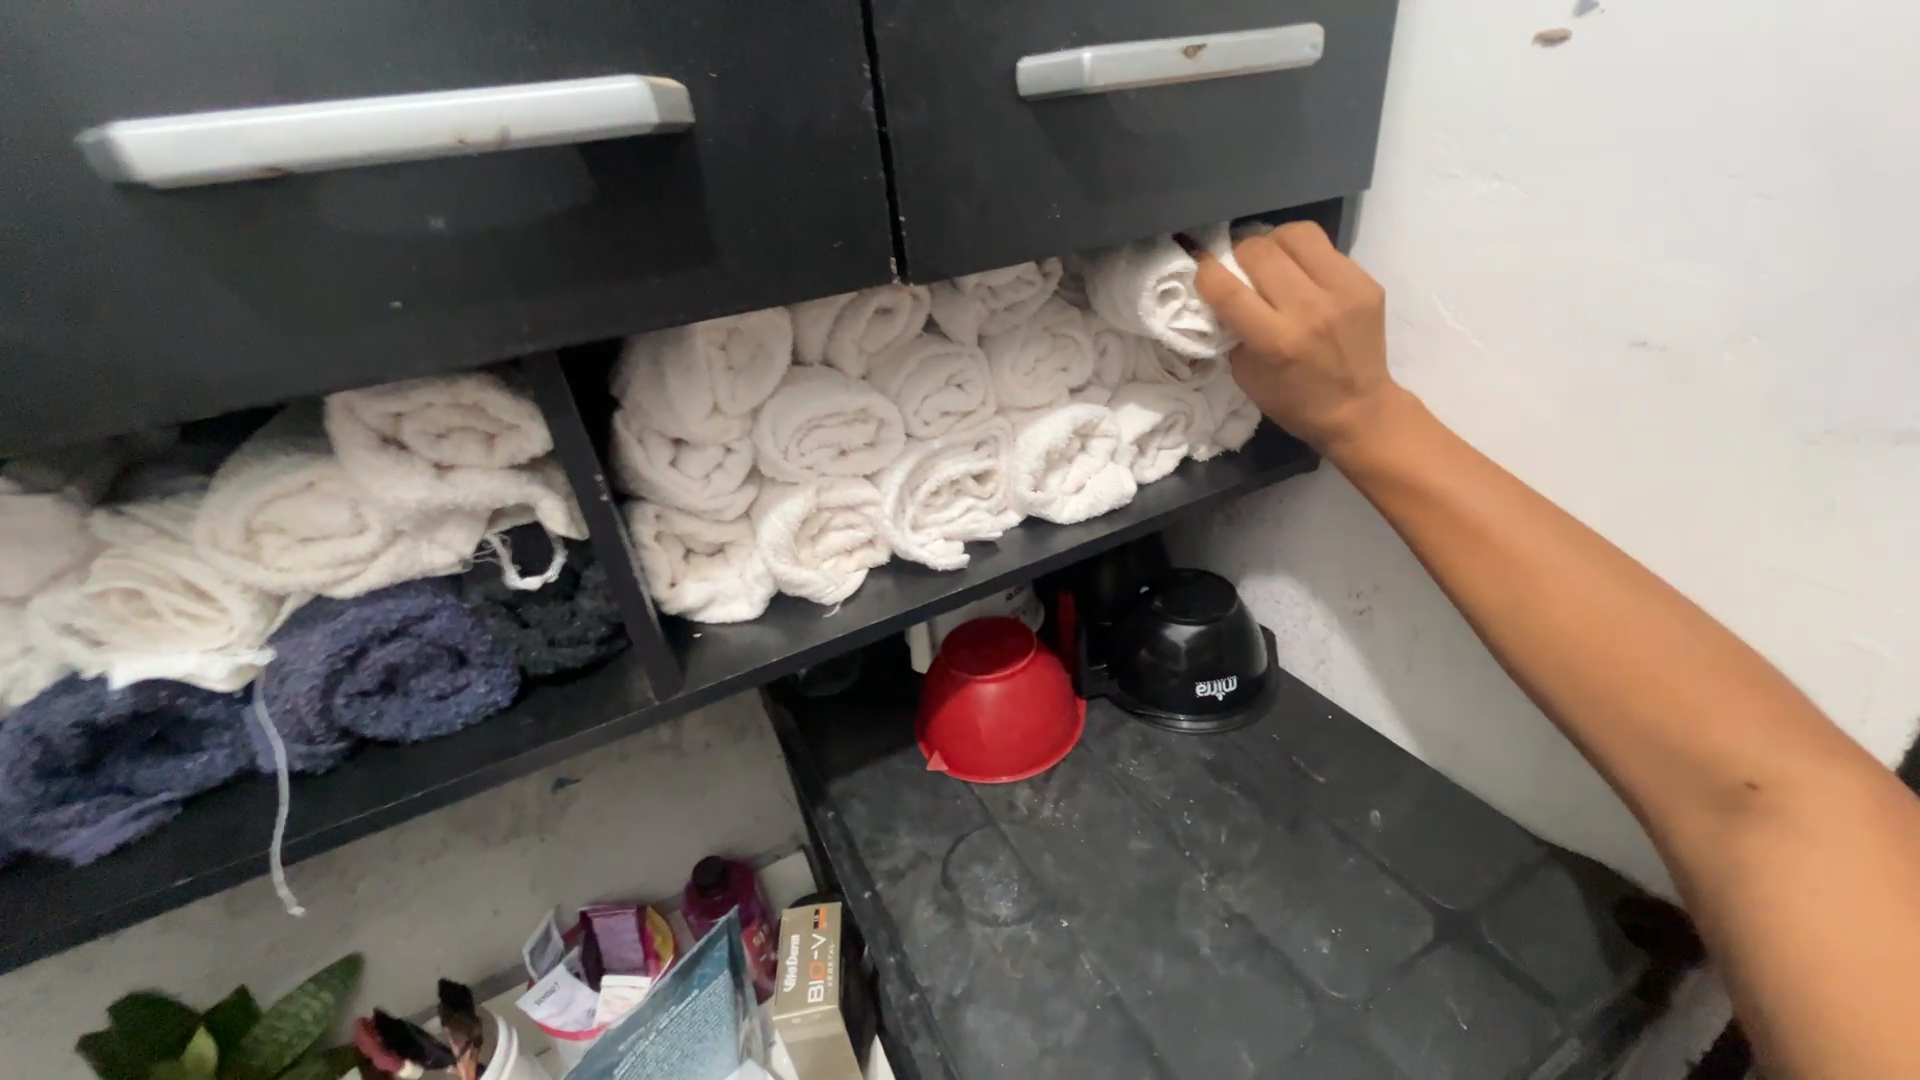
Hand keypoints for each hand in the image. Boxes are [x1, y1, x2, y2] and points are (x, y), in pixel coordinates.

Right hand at [1196, 222, 1400, 453]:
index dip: (1205, 272)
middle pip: (1259, 251)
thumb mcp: (1246, 375)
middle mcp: (1309, 310)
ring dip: (1273, 243)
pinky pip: (1325, 247)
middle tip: (1238, 266)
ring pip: (1295, 234)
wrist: (1358, 409)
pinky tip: (1301, 273)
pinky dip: (1303, 254)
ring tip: (1271, 260)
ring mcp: (1343, 291)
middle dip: (1238, 253)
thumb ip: (1233, 331)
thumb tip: (1221, 294)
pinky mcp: (1366, 282)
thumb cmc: (1294, 402)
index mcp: (1276, 341)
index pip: (1228, 290)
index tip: (1201, 269)